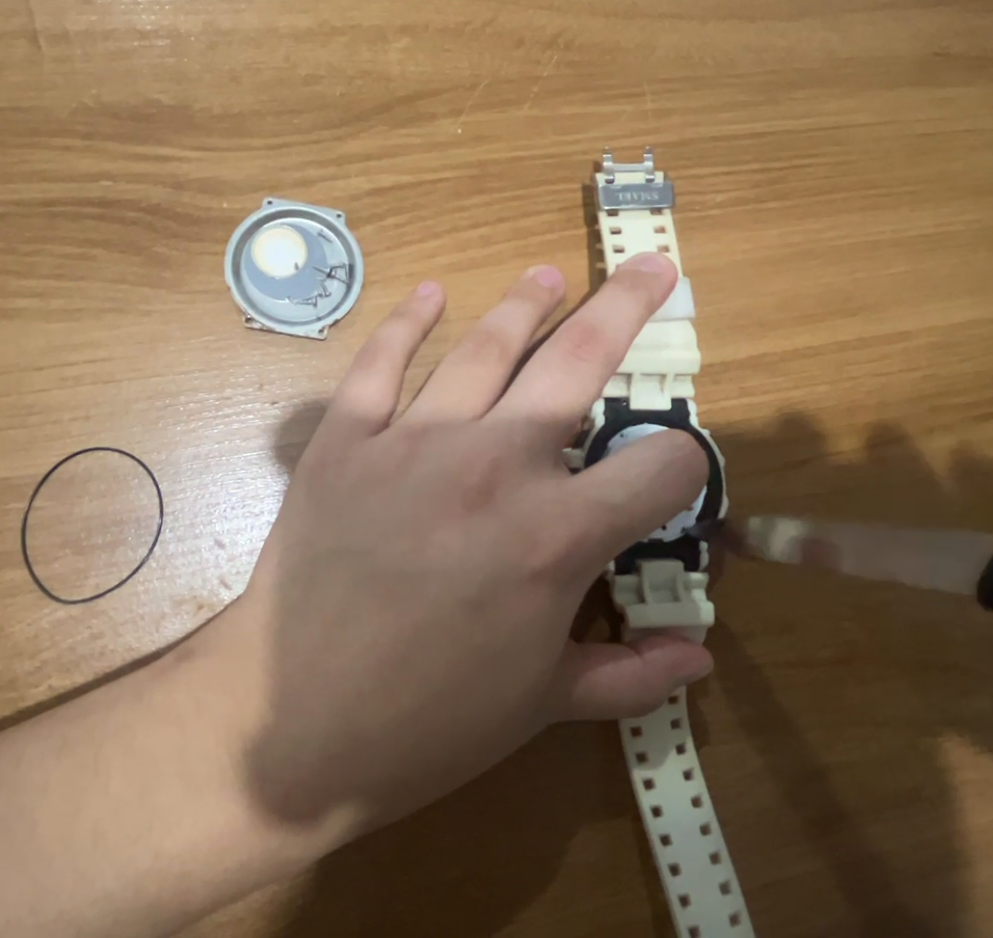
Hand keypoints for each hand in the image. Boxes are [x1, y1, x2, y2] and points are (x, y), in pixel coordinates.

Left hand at [189, 253, 710, 845]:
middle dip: (626, 309)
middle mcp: (494, 467)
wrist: (292, 724)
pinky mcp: (344, 441)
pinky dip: (405, 323)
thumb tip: (700, 654)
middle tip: (653, 268)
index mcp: (557, 535)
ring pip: (484, 348)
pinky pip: (378, 364)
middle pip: (578, 362)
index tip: (671, 476)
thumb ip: (631, 673)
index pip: (663, 465)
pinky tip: (428, 294)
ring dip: (525, 304)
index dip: (685, 467)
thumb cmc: (429, 723)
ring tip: (548, 276)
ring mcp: (413, 444)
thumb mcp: (543, 705)